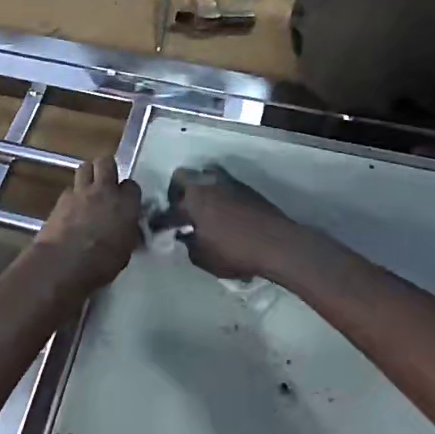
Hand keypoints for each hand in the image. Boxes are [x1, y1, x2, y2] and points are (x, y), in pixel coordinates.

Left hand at [33, 155, 142, 291]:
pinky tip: (72, 209)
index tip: (126, 202)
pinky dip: (73, 195)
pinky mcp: (61, 199)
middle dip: (107, 168)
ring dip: (88, 175)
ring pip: (85, 167)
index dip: (128, 192)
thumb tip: (127, 227)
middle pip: (106, 162)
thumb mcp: (125, 249)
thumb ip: (127, 231)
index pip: (132, 185)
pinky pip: (69, 189)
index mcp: (126, 203)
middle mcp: (104, 191)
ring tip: (89, 189)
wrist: (63, 263)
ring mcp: (80, 192)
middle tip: (107, 182)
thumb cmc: (101, 263)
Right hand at [156, 164, 314, 280]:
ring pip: (204, 174)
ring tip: (202, 206)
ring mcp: (227, 182)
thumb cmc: (236, 253)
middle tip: (179, 209)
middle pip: (181, 177)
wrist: (278, 243)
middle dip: (175, 191)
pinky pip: (222, 184)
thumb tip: (187, 236)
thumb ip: (189, 245)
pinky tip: (222, 209)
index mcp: (192, 202)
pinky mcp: (245, 187)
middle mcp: (206, 185)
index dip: (159, 222)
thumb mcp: (204, 258)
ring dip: (198, 187)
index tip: (157, 228)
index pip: (167, 211)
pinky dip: (217, 193)